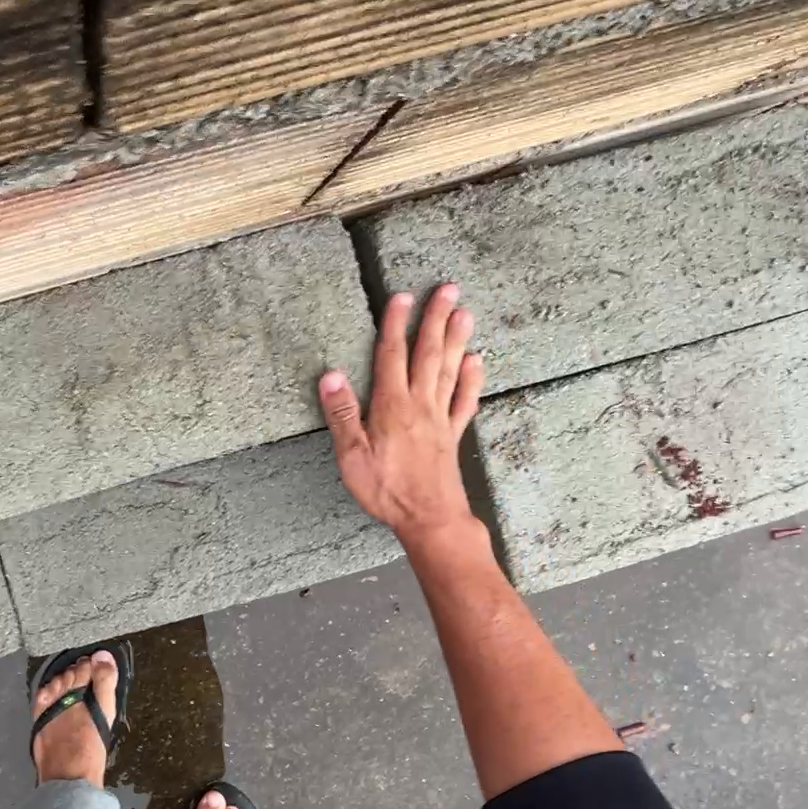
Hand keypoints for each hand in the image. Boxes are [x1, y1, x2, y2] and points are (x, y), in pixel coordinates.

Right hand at [319, 285, 484, 541]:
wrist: (431, 519)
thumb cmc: (387, 490)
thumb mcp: (352, 456)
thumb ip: (343, 415)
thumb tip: (330, 376)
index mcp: (392, 407)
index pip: (392, 356)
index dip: (395, 325)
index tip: (402, 297)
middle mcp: (419, 406)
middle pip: (428, 354)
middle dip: (435, 320)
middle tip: (448, 289)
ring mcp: (439, 419)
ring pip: (449, 370)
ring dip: (456, 340)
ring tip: (464, 312)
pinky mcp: (451, 436)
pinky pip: (464, 401)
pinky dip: (471, 379)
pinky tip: (476, 361)